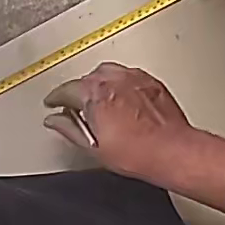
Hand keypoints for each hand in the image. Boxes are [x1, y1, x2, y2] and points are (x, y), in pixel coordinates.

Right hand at [43, 63, 202, 185]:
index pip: (65, 90)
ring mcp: (134, 78)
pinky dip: (118, 84)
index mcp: (94, 94)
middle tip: (74, 108)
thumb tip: (55, 121)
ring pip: (107, 72)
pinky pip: (127, 75)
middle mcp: (114, 79)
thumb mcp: (93, 147)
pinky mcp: (150, 82)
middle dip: (78, 92)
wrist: (172, 151)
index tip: (52, 103)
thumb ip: (69, 129)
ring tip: (97, 102)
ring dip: (98, 84)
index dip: (55, 98)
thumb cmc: (138, 152)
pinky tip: (120, 98)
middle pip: (86, 79)